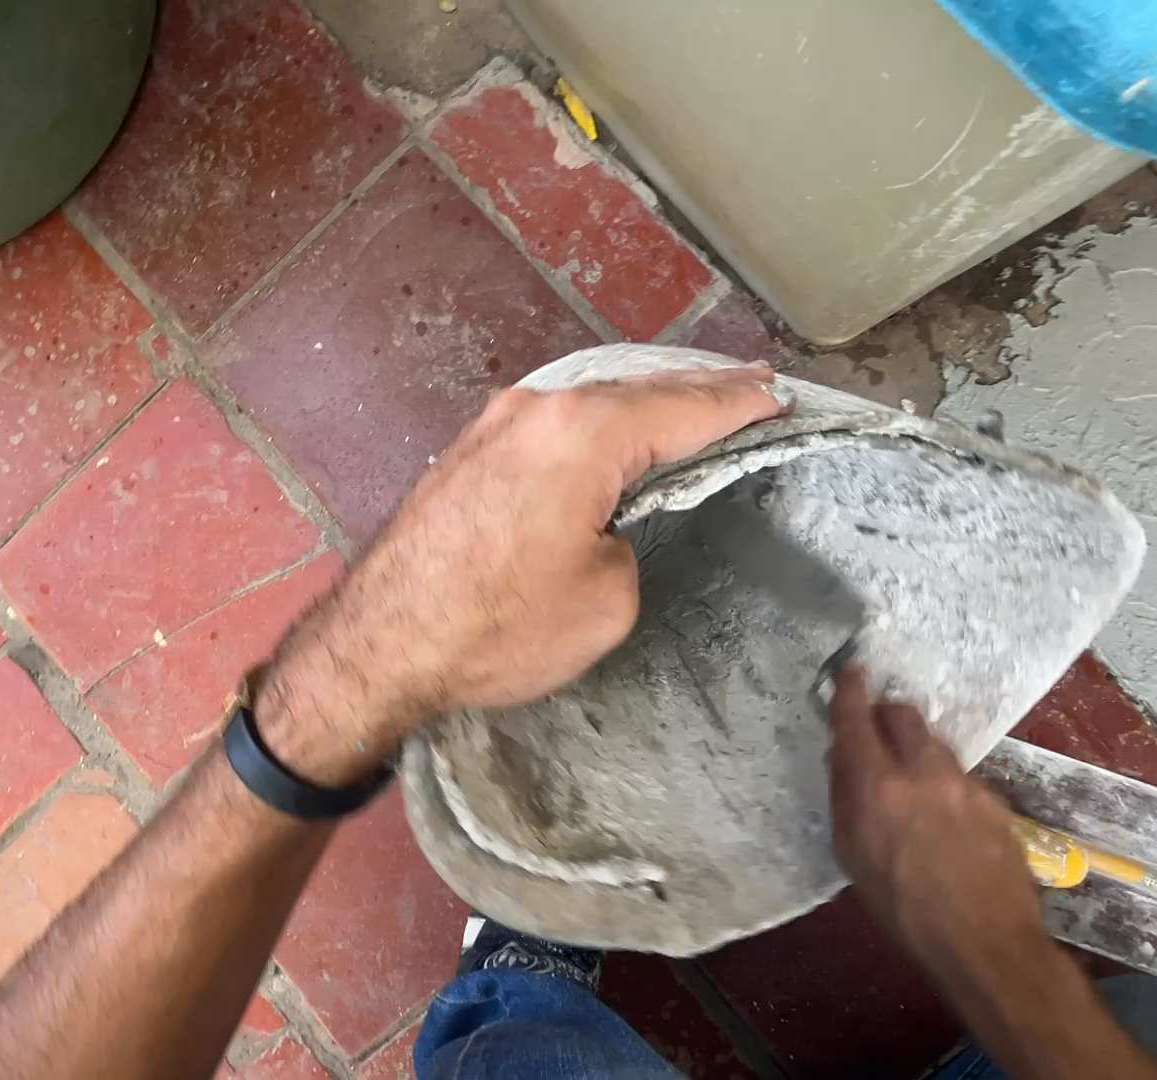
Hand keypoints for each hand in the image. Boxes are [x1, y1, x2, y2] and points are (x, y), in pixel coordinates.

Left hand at [260, 366, 786, 782]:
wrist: (377, 642)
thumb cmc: (496, 628)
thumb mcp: (604, 601)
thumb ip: (627, 542)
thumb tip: (602, 525)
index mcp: (582, 432)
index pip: (685, 407)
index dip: (740, 404)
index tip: (779, 398)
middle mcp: (537, 407)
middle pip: (638, 389)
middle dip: (699, 389)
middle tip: (750, 388)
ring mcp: (494, 423)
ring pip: (591, 401)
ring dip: (644, 404)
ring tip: (692, 404)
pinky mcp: (469, 449)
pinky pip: (553, 422)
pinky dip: (596, 425)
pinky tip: (613, 435)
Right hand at [826, 665, 1046, 974]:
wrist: (985, 946)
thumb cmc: (900, 904)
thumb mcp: (850, 851)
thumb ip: (844, 795)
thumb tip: (842, 755)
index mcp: (877, 785)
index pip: (856, 719)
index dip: (850, 689)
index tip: (850, 669)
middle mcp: (923, 773)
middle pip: (904, 715)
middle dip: (885, 714)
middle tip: (876, 733)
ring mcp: (967, 786)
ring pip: (935, 744)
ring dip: (915, 750)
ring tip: (911, 786)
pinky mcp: (997, 804)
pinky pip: (961, 778)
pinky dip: (944, 784)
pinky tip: (945, 821)